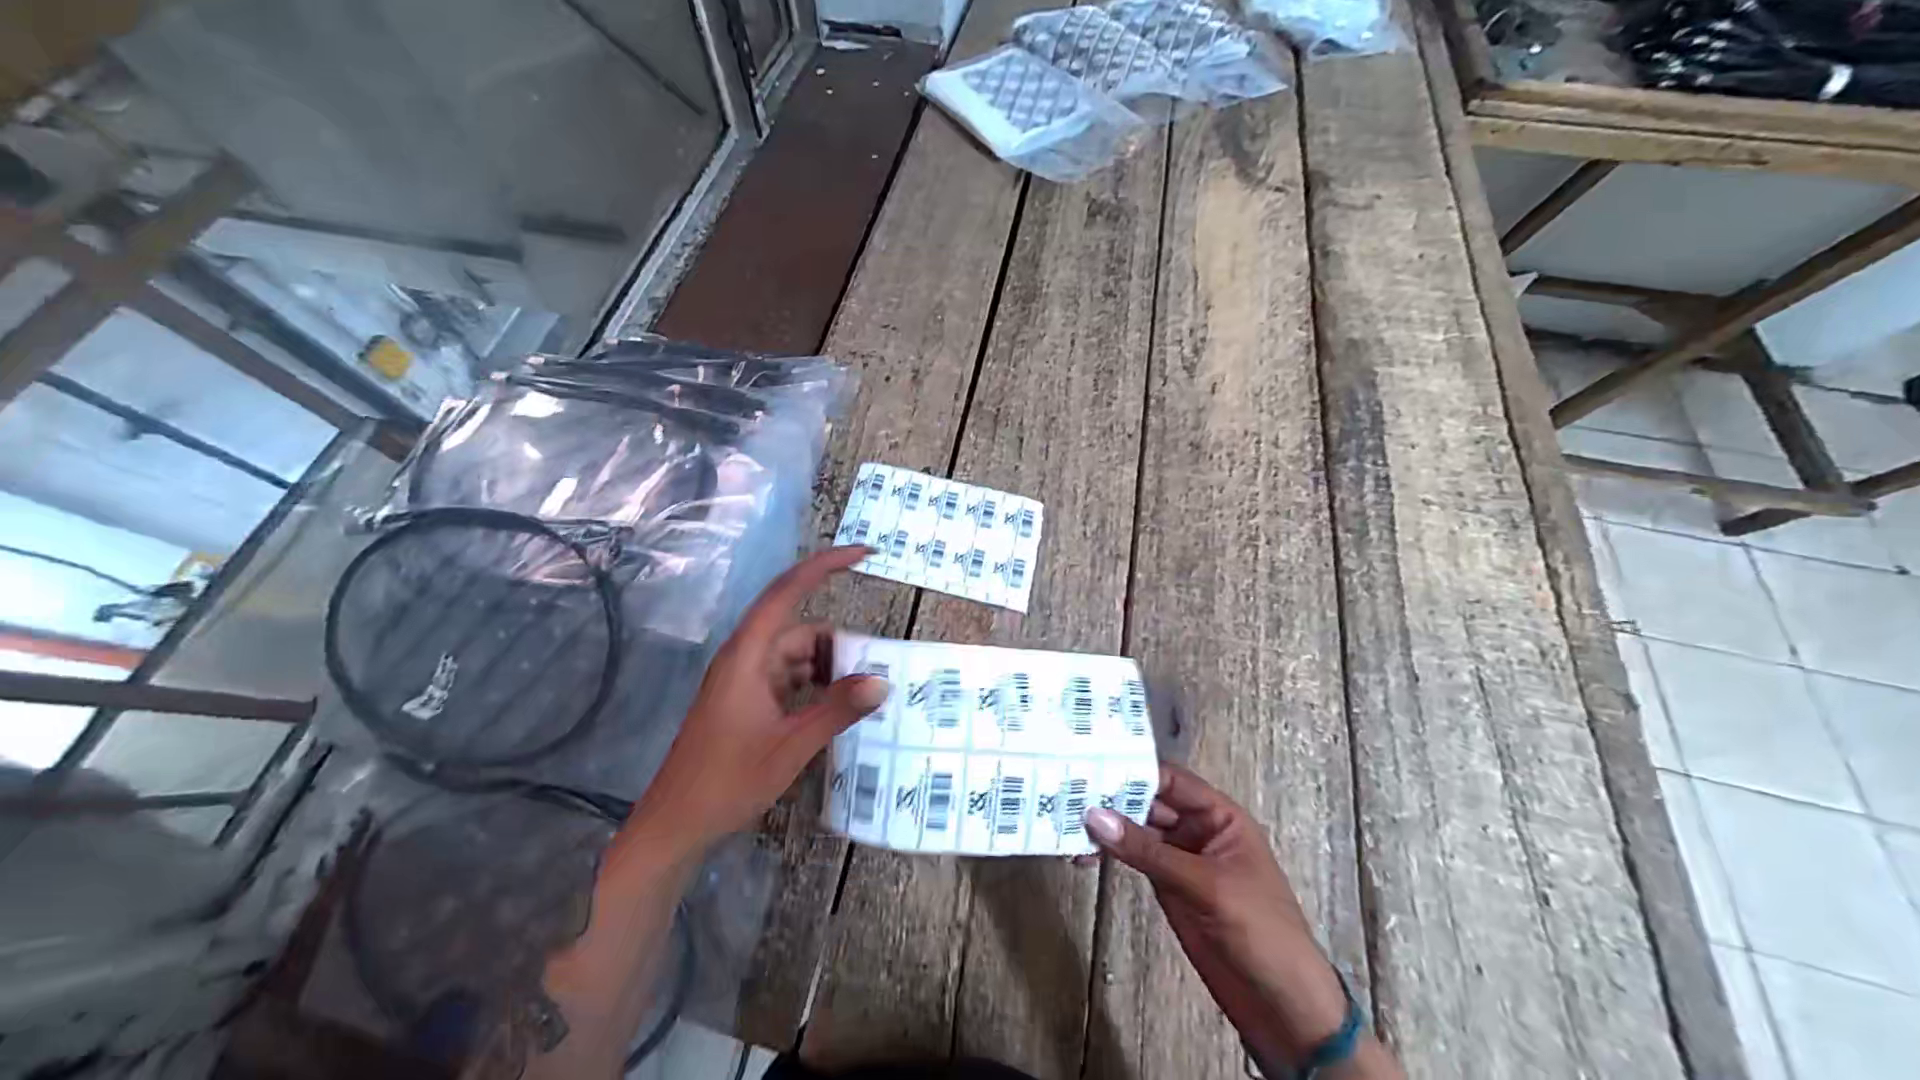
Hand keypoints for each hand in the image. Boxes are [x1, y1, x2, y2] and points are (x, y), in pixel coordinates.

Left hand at [631, 546, 888, 857]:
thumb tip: (881, 681)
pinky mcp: (744, 701)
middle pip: (799, 629)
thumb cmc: (727, 782)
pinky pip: (787, 677)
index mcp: (747, 656)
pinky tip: (832, 708)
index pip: (787, 591)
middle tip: (872, 673)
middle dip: (837, 645)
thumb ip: (837, 710)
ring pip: (795, 655)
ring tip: (857, 697)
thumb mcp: (792, 746)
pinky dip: (812, 685)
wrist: (675, 825)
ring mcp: (743, 680)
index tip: (865, 554)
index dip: (825, 565)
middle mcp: (744, 658)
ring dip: (826, 669)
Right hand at [1086, 764, 1350, 1069]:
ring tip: (1065, 822)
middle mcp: (1196, 829)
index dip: (1134, 770)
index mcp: (1219, 816)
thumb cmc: (1262, 931)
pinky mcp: (1167, 885)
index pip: (1171, 780)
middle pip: (1148, 802)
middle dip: (1111, 797)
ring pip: (1135, 830)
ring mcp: (1180, 858)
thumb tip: (1096, 816)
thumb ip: (1149, 852)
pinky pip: (1132, 858)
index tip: (1092, 763)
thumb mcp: (1207, 885)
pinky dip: (1108, 854)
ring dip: (1105, 827)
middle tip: (1066, 792)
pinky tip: (1084, 855)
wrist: (1282, 1004)